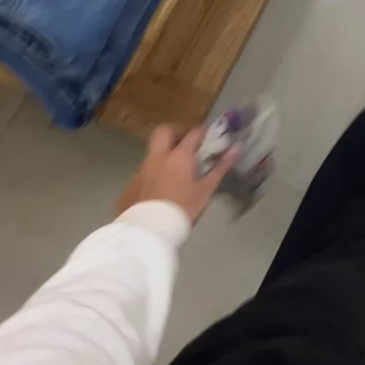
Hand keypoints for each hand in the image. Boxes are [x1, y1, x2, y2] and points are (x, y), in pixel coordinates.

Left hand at [114, 124, 234, 222]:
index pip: (193, 133)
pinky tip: (156, 193)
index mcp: (179, 156)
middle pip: (163, 131)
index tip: (207, 138)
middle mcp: (157, 158)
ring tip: (172, 174)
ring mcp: (140, 171)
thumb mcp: (206, 190)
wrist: (148, 232)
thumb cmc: (182, 209)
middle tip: (183, 144)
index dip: (202, 133)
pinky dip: (151, 176)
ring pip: (151, 154)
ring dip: (162, 157)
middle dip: (174, 132)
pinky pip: (141, 174)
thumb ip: (220, 168)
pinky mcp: (128, 186)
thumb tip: (236, 148)